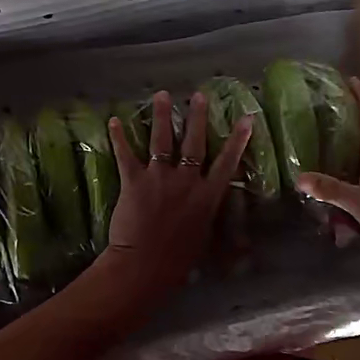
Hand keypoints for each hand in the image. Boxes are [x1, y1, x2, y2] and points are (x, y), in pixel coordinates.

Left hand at [99, 90, 252, 297]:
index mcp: (207, 196)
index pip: (227, 162)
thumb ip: (221, 237)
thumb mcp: (207, 244)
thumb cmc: (179, 262)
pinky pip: (126, 154)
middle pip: (193, 142)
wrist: (146, 265)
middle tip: (198, 95)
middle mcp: (186, 180)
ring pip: (161, 140)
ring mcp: (159, 178)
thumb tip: (245, 250)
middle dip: (196, 116)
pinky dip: (119, 137)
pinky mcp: (134, 181)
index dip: (238, 139)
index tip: (246, 118)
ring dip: (160, 116)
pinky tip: (114, 120)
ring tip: (161, 95)